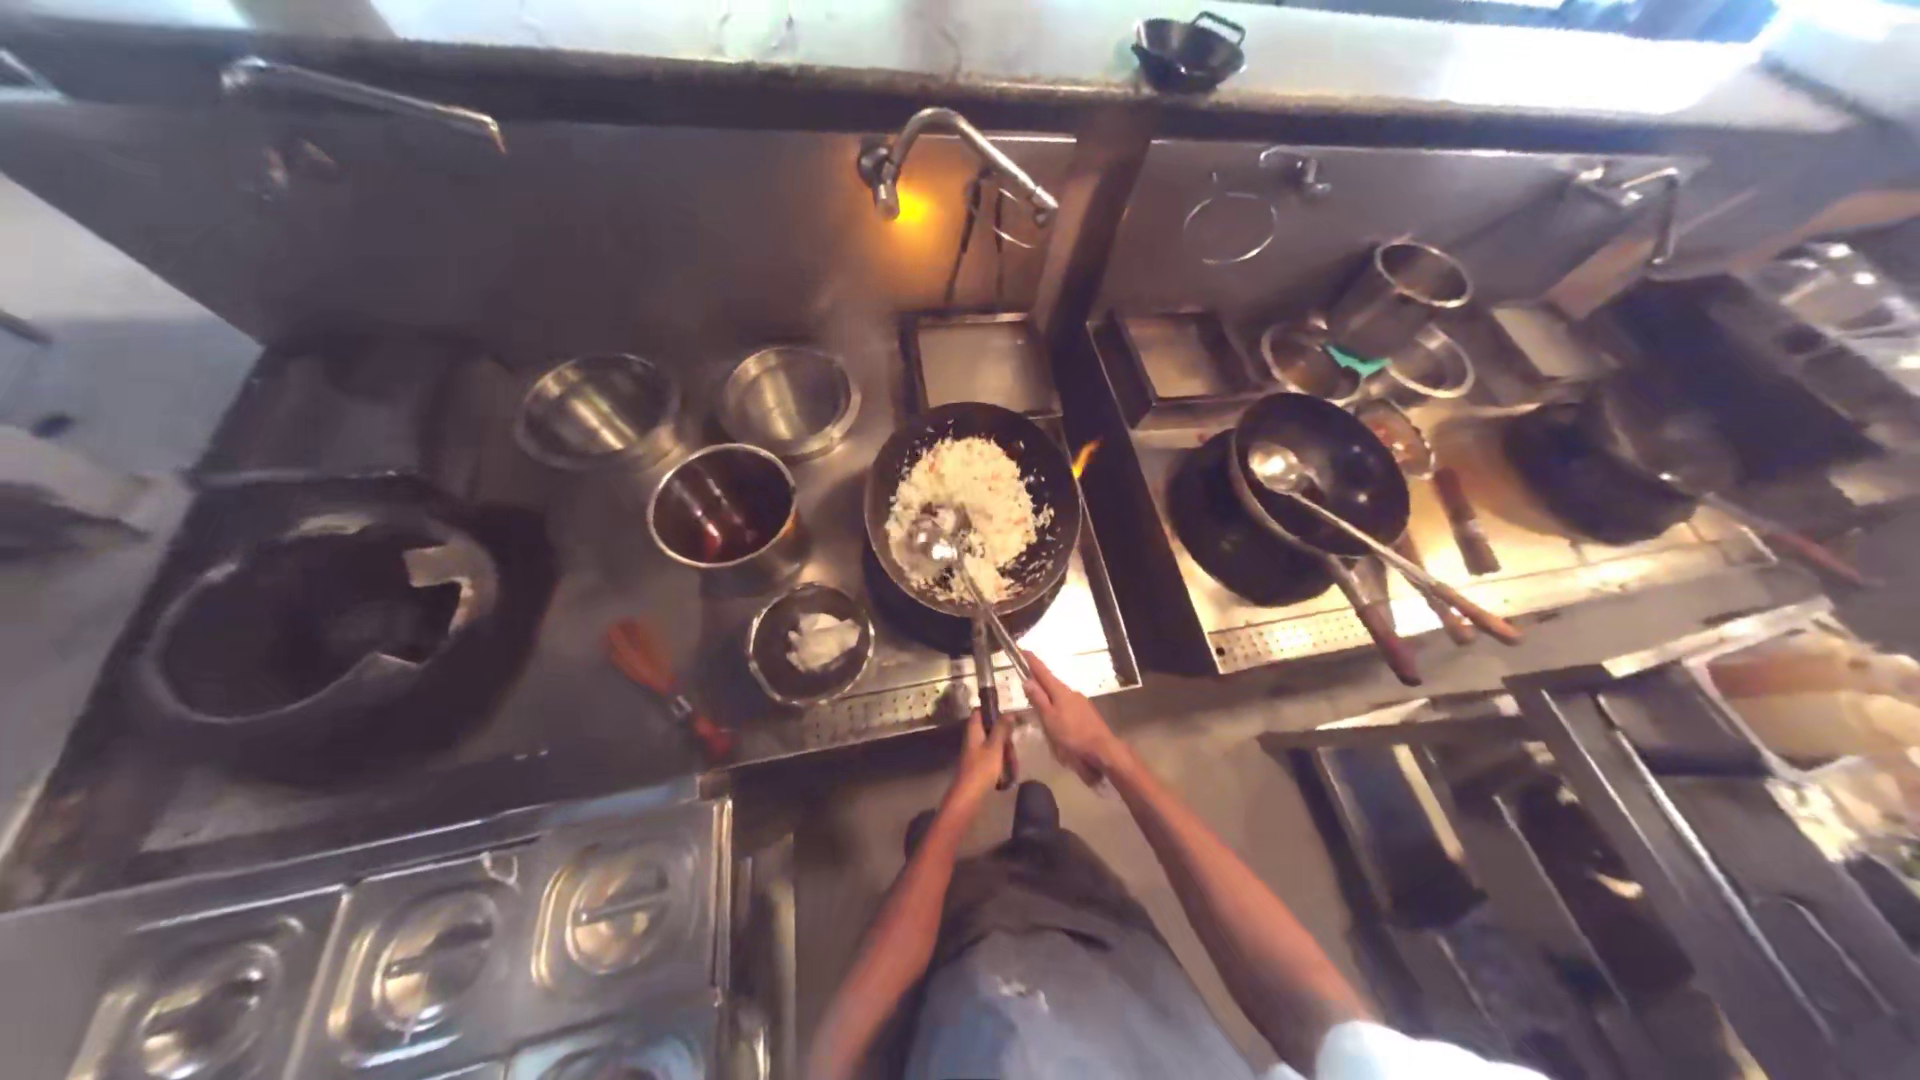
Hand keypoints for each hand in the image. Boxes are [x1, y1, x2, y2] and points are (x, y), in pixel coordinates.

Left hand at [944, 708, 1013, 817]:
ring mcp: (976, 754)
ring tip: (1012, 765)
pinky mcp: (980, 767)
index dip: (991, 711)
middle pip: (991, 730)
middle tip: (1012, 748)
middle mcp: (973, 740)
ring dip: (1006, 753)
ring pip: (995, 746)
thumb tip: (1009, 712)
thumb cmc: (982, 769)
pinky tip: (1008, 773)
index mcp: (974, 731)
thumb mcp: (995, 746)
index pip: (979, 713)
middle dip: (1005, 738)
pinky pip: (994, 759)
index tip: (1007, 716)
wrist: (969, 797)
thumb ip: (1002, 729)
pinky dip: (1002, 763)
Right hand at [1022, 651, 1125, 784]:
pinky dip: (1057, 705)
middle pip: (1050, 682)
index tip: (1023, 650)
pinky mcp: (1085, 712)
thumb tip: (1027, 680)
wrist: (1102, 748)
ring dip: (1048, 695)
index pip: (1042, 671)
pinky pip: (1066, 703)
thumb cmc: (1072, 733)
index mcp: (1060, 690)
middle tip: (1025, 681)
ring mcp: (1080, 701)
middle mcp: (1070, 691)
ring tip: (1038, 704)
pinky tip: (1055, 717)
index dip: (1032, 661)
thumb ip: (1038, 699)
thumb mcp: (1049, 718)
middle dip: (1039, 680)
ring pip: (1059, 694)